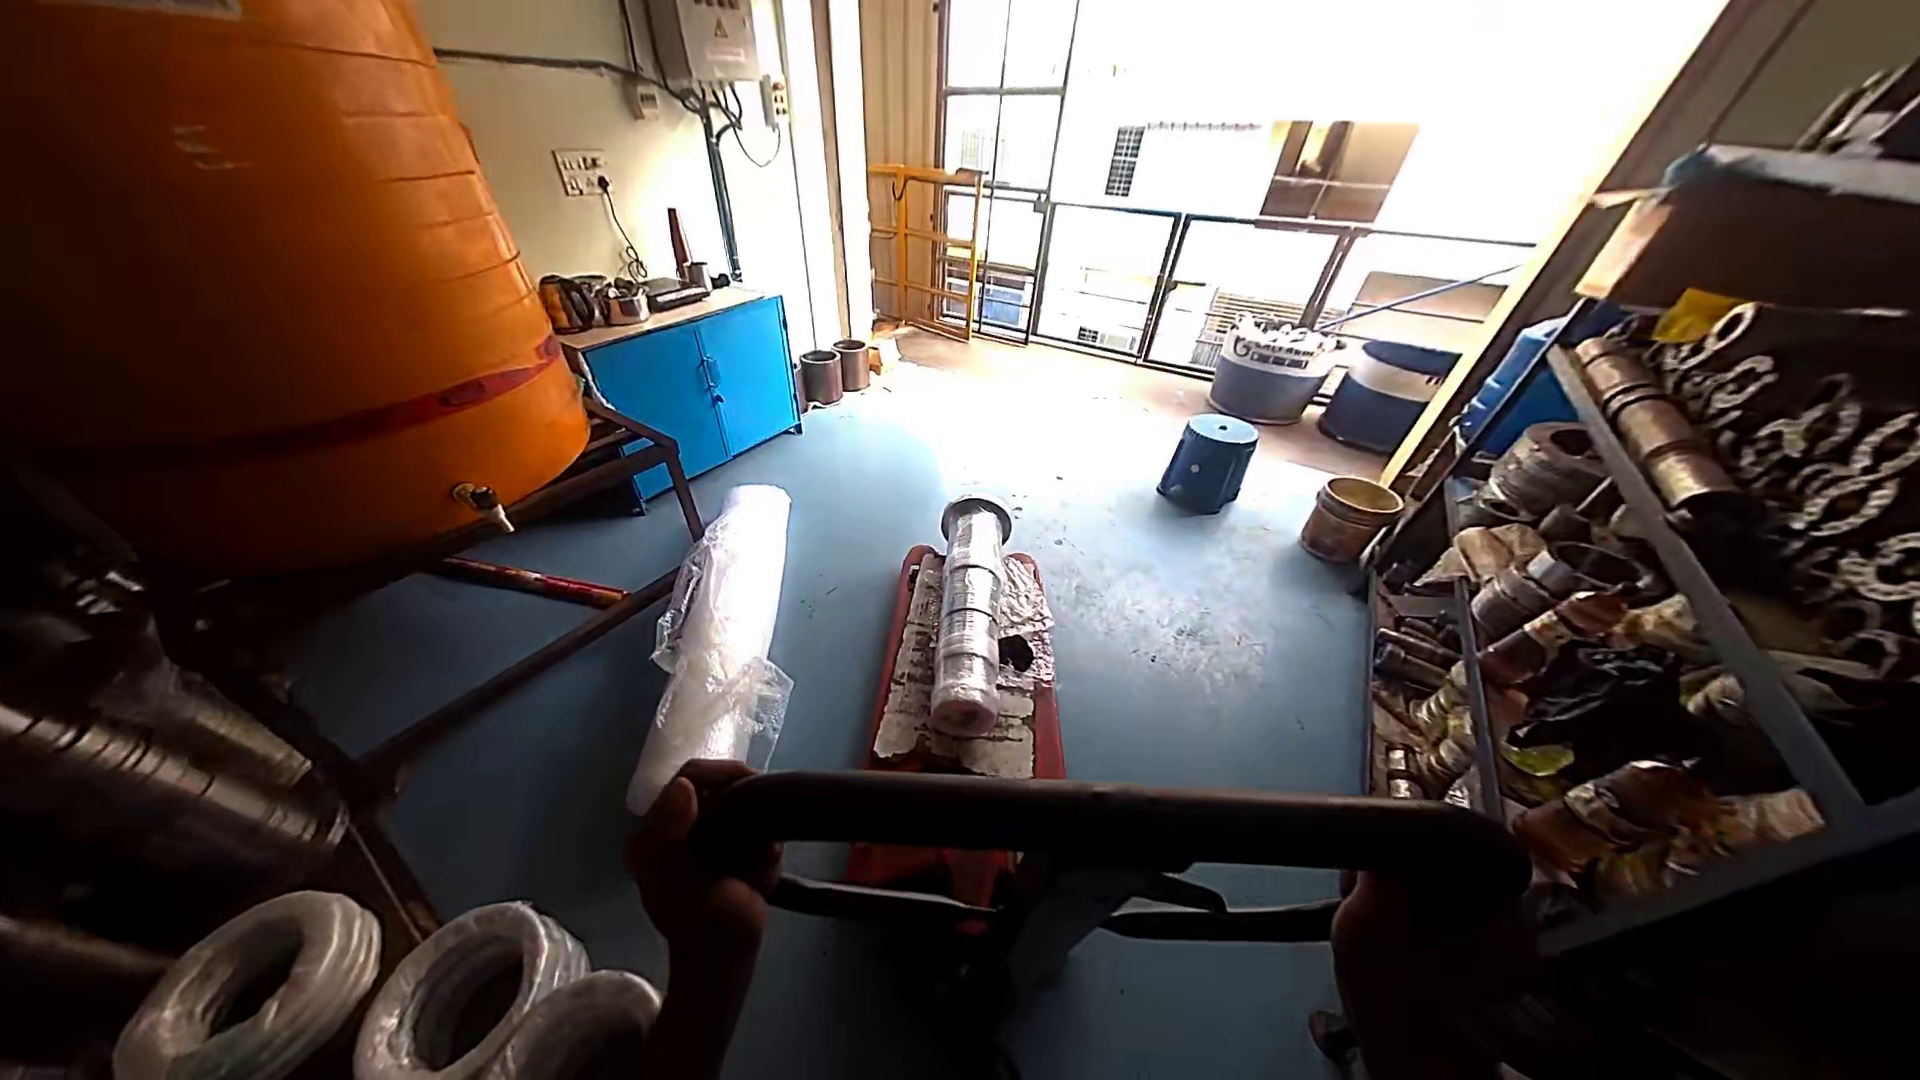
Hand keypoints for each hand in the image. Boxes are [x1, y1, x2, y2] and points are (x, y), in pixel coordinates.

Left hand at [626, 759, 780, 956]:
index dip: (723, 774)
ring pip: (744, 804)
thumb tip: (683, 785)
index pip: (690, 775)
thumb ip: (672, 838)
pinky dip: (765, 840)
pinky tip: (765, 864)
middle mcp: (676, 826)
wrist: (729, 959)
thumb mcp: (681, 884)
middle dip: (749, 805)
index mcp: (655, 831)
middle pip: (720, 786)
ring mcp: (704, 835)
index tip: (754, 787)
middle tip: (765, 832)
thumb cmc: (706, 926)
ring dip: (760, 826)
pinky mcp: (727, 846)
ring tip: (764, 857)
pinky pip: (755, 824)